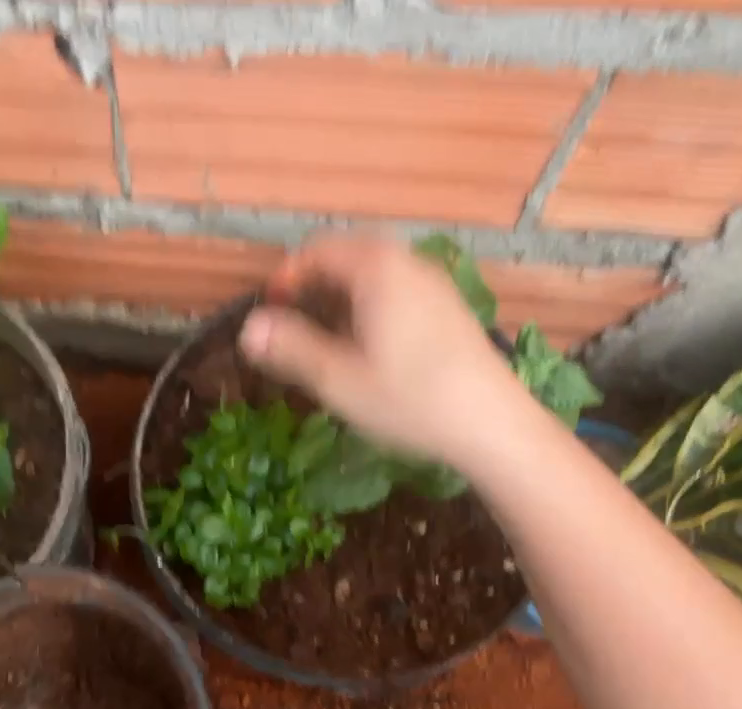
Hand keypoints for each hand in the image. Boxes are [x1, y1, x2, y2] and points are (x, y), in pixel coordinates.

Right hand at [239, 231, 523, 466]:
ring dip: (340, 303)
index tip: (268, 316)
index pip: (317, 250)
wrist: (493, 426)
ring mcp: (434, 284)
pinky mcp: (448, 309)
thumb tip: (248, 328)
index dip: (285, 279)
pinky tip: (368, 354)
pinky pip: (396, 293)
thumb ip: (290, 349)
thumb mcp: (338, 380)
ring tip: (325, 347)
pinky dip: (369, 311)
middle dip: (312, 291)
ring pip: (372, 278)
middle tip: (291, 333)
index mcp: (377, 269)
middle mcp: (408, 263)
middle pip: (345, 260)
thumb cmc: (410, 400)